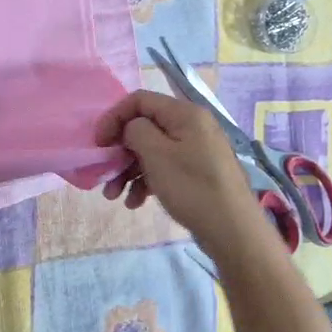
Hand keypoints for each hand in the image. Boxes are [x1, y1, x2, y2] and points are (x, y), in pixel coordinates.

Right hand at [94, 90, 269, 252]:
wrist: (233, 231)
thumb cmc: (192, 187)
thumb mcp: (156, 154)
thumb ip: (135, 131)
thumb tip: (130, 129)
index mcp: (185, 113)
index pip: (139, 100)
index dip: (114, 117)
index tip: (99, 143)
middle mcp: (192, 126)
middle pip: (145, 127)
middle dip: (120, 151)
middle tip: (104, 172)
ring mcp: (197, 150)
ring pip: (152, 151)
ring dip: (129, 170)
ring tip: (114, 195)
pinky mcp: (198, 172)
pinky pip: (165, 168)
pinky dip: (146, 181)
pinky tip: (135, 202)